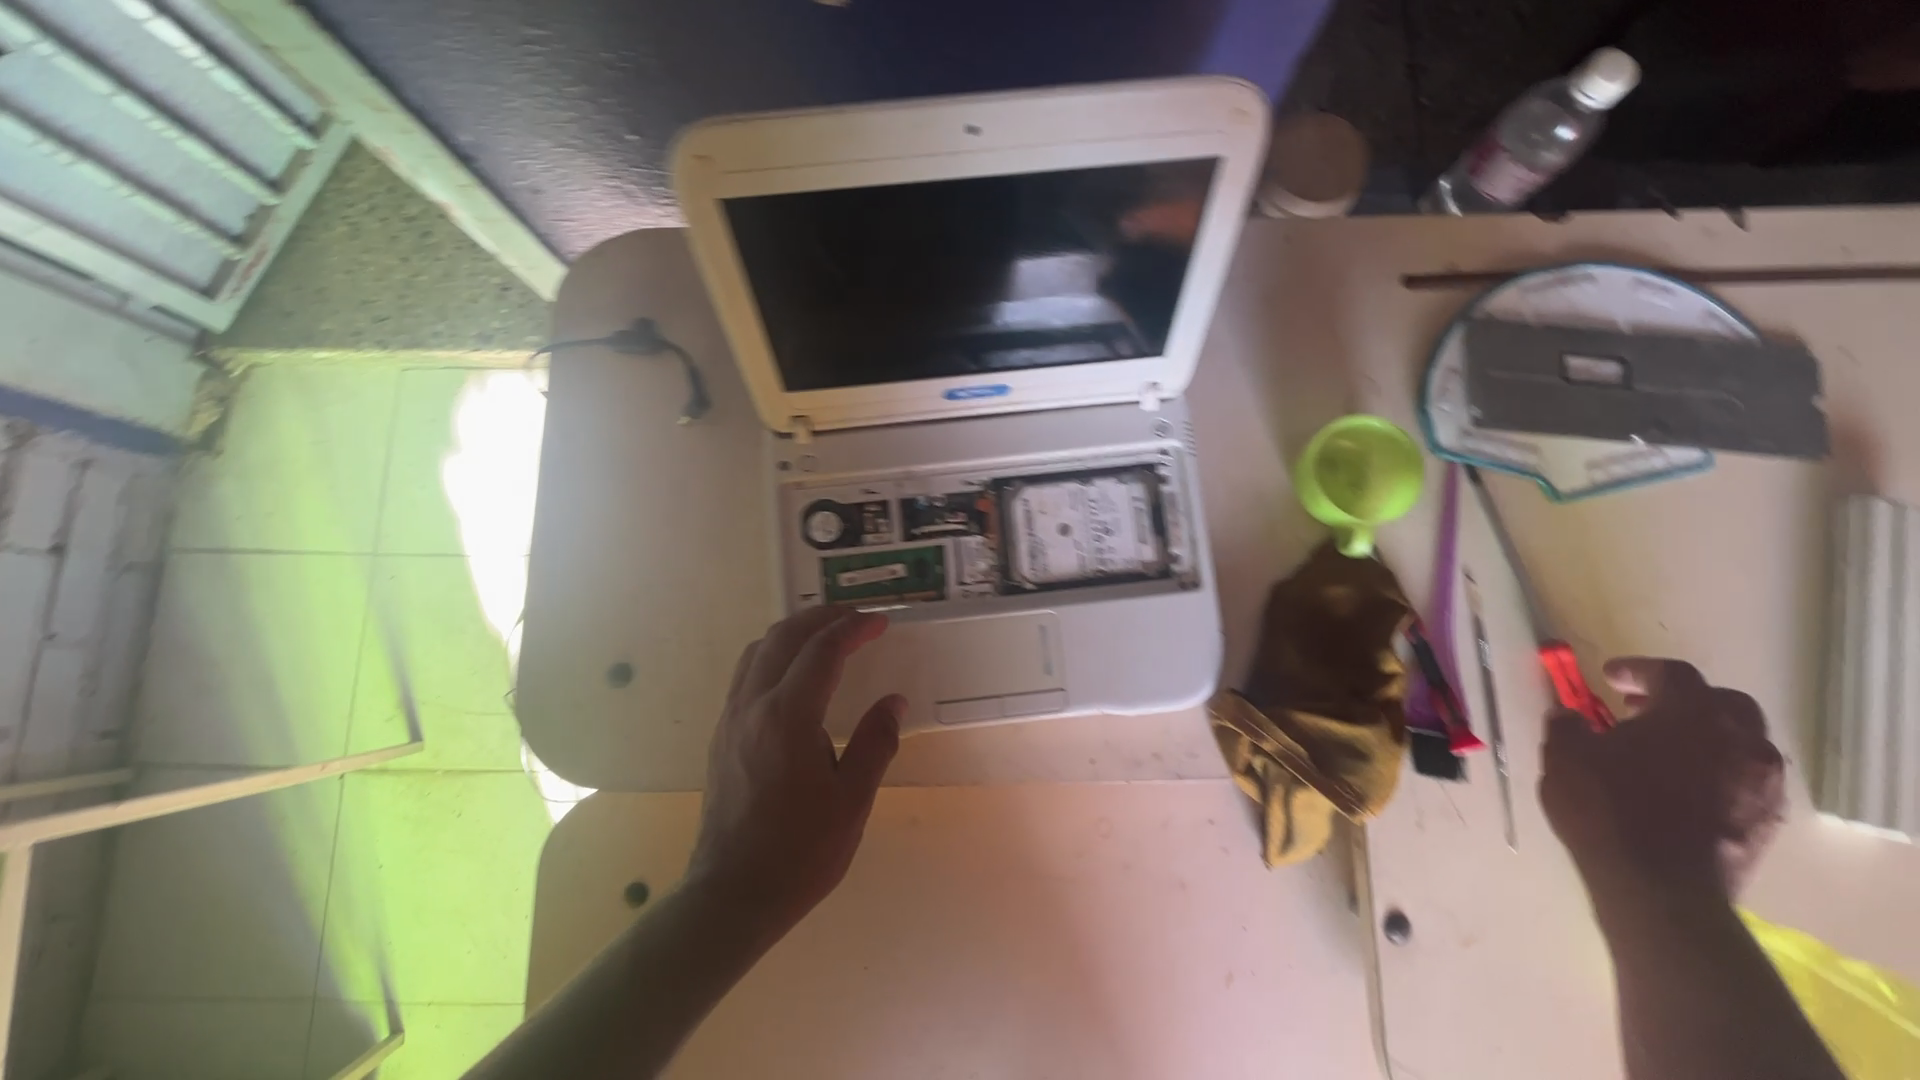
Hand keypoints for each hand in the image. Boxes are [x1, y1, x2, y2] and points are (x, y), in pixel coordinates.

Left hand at [685, 607, 903, 933]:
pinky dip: (775, 655)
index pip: (822, 651)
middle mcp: (753, 706)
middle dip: (822, 617)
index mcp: (788, 717)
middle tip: (856, 618)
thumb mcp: (852, 800)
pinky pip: (747, 674)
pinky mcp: (721, 736)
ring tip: (826, 636)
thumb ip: (876, 743)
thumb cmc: (801, 851)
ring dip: (794, 633)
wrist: (733, 893)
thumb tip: (893, 702)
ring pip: (758, 651)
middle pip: (784, 637)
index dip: (854, 629)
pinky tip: (795, 675)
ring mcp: (731, 719)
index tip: (881, 622)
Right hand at [1540, 658, 1785, 904]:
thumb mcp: (1564, 757)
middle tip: (1643, 712)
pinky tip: (1682, 789)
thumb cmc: (1607, 809)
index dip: (1638, 670)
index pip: (1672, 673)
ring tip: (1664, 753)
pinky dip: (1717, 773)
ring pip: (1742, 742)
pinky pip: (1745, 780)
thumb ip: (1567, 726)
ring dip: (1705, 738)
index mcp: (1692, 714)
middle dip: (1684, 700)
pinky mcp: (1766, 820)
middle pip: (1723, 702)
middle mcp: (1740, 740)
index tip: (1609, 677)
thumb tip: (1568, 715)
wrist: (1659, 887)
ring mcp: (1761, 782)